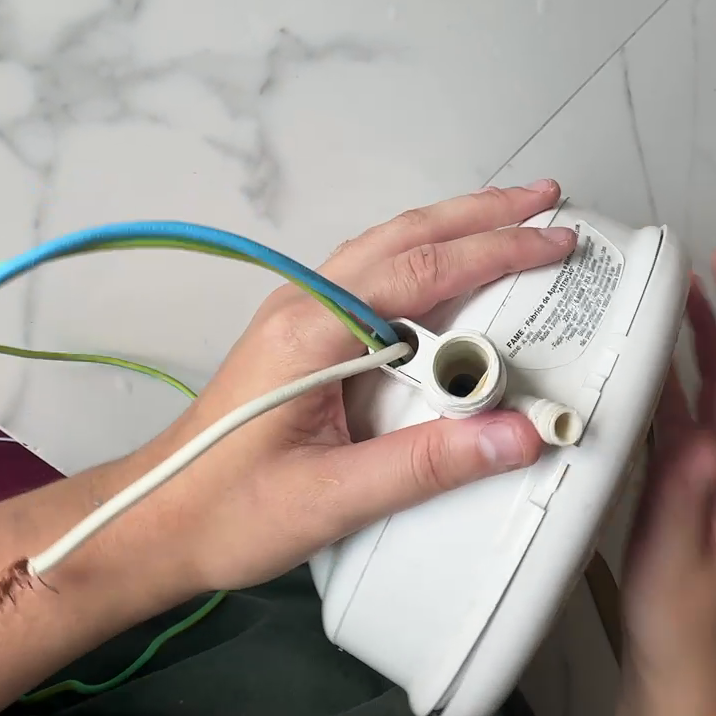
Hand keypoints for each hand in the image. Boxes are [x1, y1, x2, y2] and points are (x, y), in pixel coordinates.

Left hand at [115, 181, 573, 598]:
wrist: (159, 517)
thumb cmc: (231, 510)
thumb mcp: (332, 499)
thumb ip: (427, 465)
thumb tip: (522, 435)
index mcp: (313, 328)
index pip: (423, 270)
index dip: (497, 251)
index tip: (556, 241)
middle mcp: (307, 301)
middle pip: (408, 235)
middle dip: (483, 212)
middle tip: (546, 197)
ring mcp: (305, 308)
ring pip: (391, 243)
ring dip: (455, 224)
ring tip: (513, 214)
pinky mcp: (308, 327)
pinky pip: (378, 269)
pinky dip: (428, 251)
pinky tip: (452, 262)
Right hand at [616, 249, 715, 715]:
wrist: (674, 651)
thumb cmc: (681, 610)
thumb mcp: (683, 555)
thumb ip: (690, 496)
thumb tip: (704, 437)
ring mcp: (704, 461)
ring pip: (711, 381)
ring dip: (705, 332)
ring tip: (687, 289)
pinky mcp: (679, 470)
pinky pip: (680, 405)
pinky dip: (673, 368)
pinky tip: (654, 352)